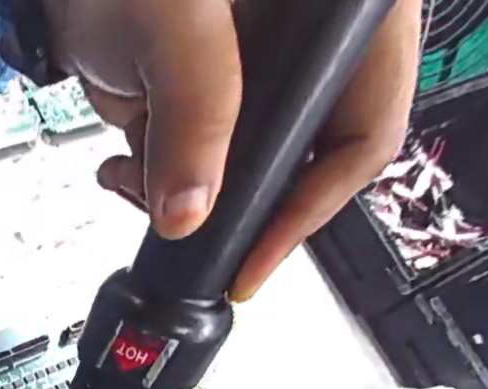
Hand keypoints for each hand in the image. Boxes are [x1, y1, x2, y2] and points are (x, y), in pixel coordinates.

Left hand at [49, 0, 421, 299]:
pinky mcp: (196, 105)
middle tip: (185, 231)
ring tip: (134, 180)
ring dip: (180, 201)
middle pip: (298, 163)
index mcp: (344, 15)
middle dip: (233, 209)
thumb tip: (188, 216)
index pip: (366, 127)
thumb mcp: (175, 23)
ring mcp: (249, 84)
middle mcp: (304, 54)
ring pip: (235, 179)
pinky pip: (187, 171)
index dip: (313, 206)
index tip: (254, 264)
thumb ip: (193, 112)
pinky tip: (120, 168)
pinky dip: (151, 187)